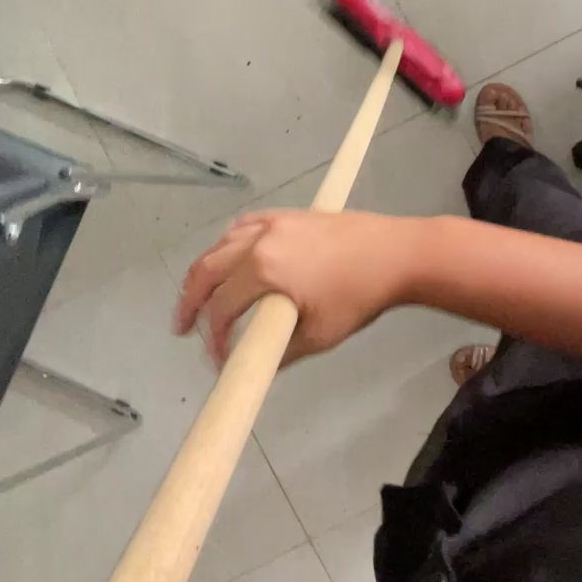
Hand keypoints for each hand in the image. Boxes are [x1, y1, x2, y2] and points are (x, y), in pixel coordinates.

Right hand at [173, 209, 424, 365]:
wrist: (398, 254)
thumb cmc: (361, 296)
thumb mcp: (319, 335)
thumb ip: (279, 352)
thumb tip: (255, 367)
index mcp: (262, 270)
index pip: (221, 307)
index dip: (213, 337)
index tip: (217, 359)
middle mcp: (259, 240)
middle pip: (207, 269)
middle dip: (190, 300)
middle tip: (183, 326)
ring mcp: (274, 222)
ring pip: (222, 244)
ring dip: (208, 270)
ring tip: (203, 294)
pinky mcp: (291, 215)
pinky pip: (246, 225)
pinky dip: (230, 243)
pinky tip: (232, 256)